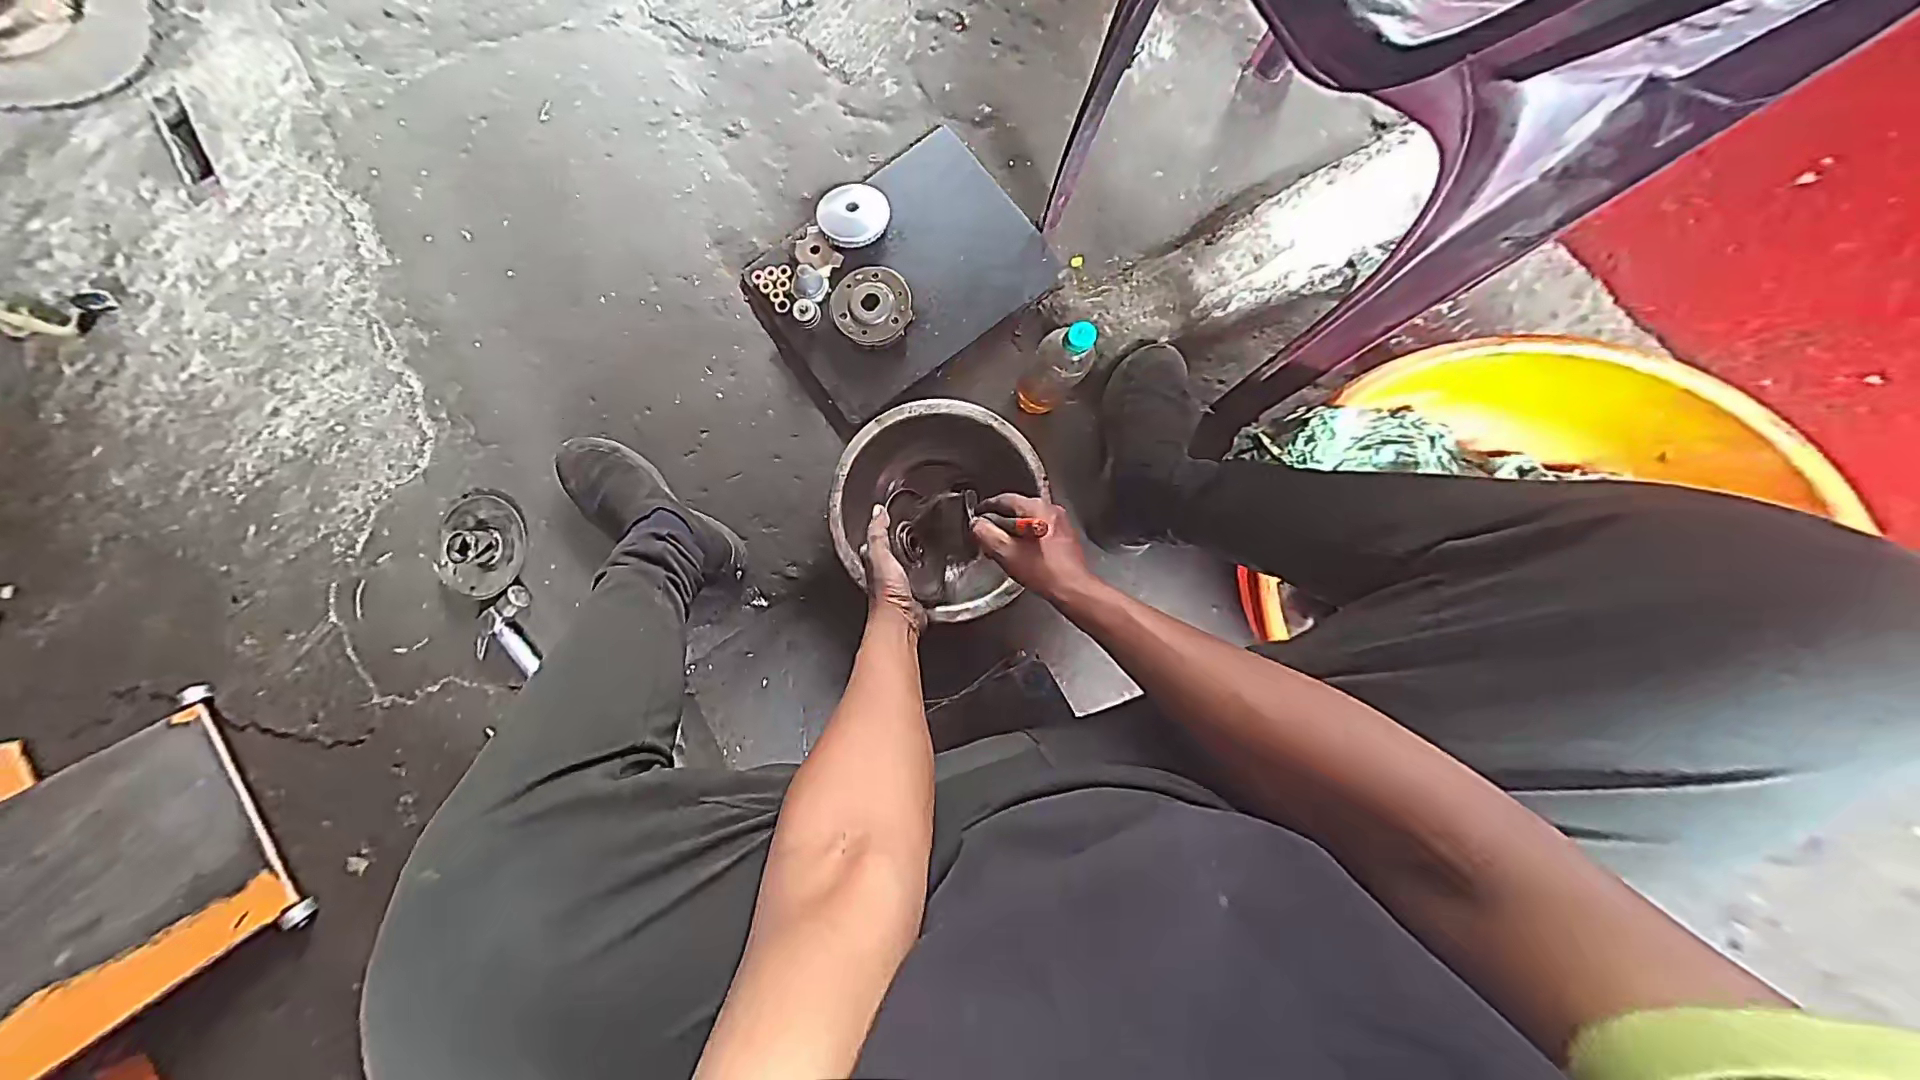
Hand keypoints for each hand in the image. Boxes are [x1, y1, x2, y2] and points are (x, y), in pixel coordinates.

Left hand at [862, 504, 925, 634]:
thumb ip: (877, 533)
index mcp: (873, 562)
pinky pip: (921, 578)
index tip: (887, 513)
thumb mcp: (879, 555)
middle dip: (901, 539)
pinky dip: (926, 571)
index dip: (879, 526)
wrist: (901, 619)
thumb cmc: (887, 593)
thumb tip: (876, 511)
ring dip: (915, 555)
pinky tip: (934, 567)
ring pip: (907, 564)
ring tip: (927, 541)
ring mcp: (901, 584)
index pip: (874, 539)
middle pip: (891, 551)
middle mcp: (885, 573)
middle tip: (912, 525)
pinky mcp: (916, 593)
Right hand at [969, 494, 1092, 602]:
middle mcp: (1052, 511)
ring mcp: (1060, 524)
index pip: (1005, 499)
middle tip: (986, 534)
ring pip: (1028, 521)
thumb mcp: (1006, 553)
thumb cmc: (1046, 572)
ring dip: (1012, 531)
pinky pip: (1038, 531)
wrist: (1072, 590)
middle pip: (1017, 509)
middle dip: (999, 522)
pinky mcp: (1064, 538)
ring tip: (1001, 547)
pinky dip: (1026, 538)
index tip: (977, 515)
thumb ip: (986, 534)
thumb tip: (977, 525)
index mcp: (1038, 509)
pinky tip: (1020, 554)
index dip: (986, 507)